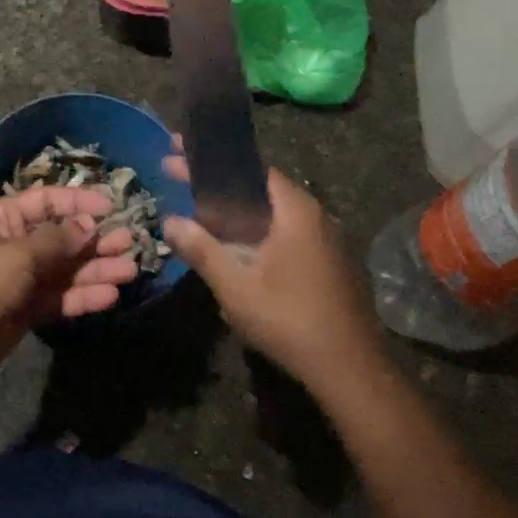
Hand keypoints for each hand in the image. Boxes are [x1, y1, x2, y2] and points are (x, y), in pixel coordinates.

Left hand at [0, 187, 136, 386]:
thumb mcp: (16, 254)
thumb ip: (57, 240)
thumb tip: (89, 225)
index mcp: (1, 218)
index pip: (46, 201)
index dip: (79, 202)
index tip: (113, 207)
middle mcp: (13, 244)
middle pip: (61, 237)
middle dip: (95, 240)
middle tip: (131, 243)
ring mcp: (19, 279)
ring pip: (65, 270)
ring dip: (96, 269)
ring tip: (130, 270)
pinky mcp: (26, 310)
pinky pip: (60, 298)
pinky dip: (83, 296)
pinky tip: (110, 296)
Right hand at [161, 141, 380, 384]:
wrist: (349, 368)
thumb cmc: (290, 320)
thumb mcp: (236, 287)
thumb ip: (202, 250)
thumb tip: (169, 221)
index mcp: (294, 211)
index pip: (249, 168)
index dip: (210, 159)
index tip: (177, 149)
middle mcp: (312, 216)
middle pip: (257, 187)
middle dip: (215, 182)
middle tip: (175, 172)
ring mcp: (321, 239)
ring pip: (268, 211)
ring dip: (232, 208)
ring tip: (193, 205)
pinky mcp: (323, 262)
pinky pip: (280, 230)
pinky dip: (250, 228)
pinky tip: (226, 242)